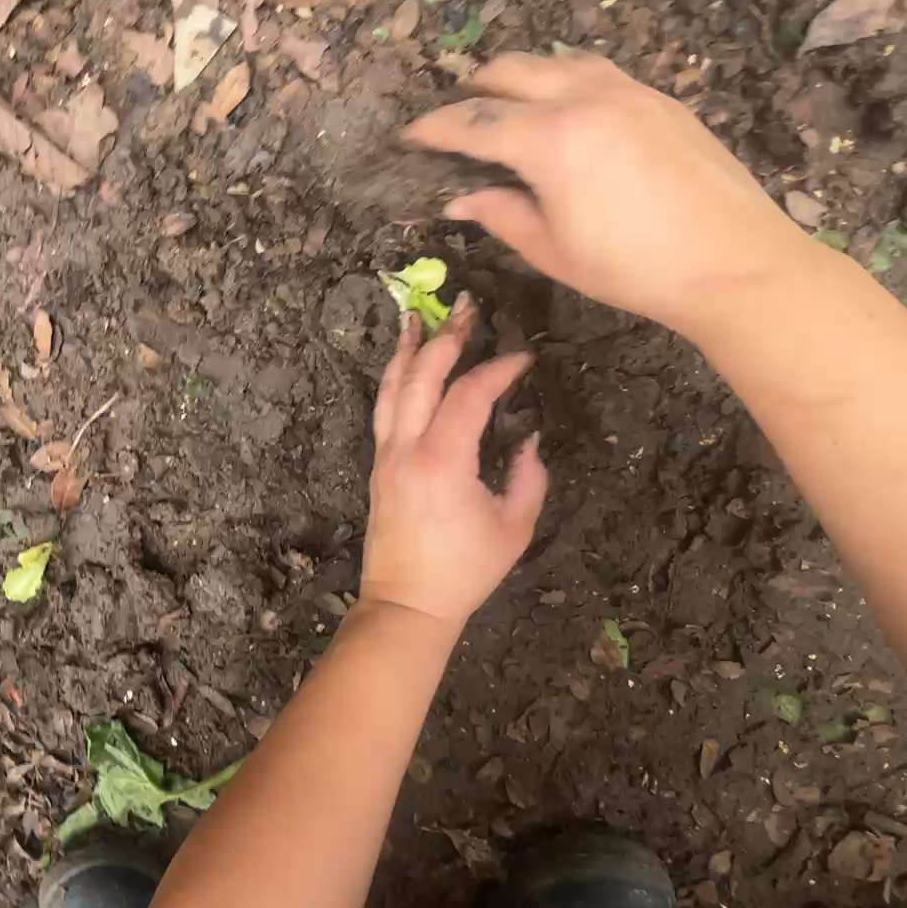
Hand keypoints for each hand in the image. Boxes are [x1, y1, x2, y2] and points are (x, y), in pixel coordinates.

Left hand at [360, 298, 547, 627]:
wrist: (406, 601)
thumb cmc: (464, 570)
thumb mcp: (514, 526)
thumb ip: (528, 476)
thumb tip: (527, 438)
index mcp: (442, 460)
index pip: (469, 394)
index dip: (498, 369)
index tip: (523, 358)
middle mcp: (406, 448)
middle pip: (421, 376)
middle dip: (446, 337)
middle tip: (466, 307)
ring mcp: (385, 454)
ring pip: (391, 388)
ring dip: (406, 349)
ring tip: (417, 316)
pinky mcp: (378, 465)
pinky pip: (383, 409)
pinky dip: (393, 379)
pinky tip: (402, 365)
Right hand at [402, 50, 822, 336]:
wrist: (731, 261)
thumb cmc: (628, 267)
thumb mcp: (548, 249)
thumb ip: (499, 212)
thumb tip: (459, 197)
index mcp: (552, 140)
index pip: (475, 121)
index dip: (435, 127)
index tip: (408, 134)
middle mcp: (586, 99)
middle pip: (511, 70)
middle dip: (472, 89)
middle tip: (453, 119)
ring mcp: (628, 91)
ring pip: (556, 61)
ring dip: (519, 77)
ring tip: (502, 107)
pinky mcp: (657, 98)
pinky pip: (594, 71)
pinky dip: (560, 81)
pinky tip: (559, 112)